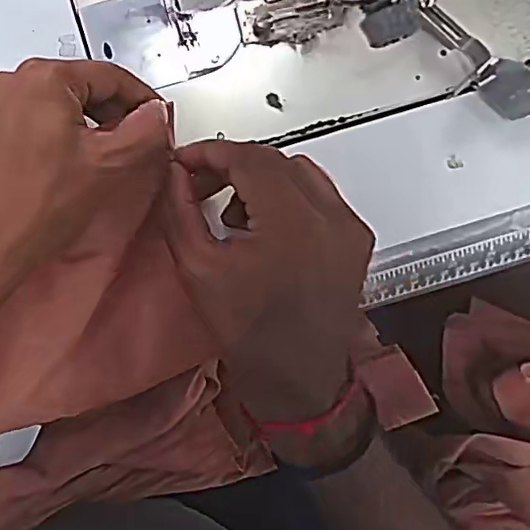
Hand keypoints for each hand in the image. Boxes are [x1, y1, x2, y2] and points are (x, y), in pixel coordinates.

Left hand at [0, 59, 170, 349]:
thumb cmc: (28, 212)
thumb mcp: (107, 167)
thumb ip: (144, 131)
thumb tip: (154, 115)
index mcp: (42, 79)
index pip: (109, 76)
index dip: (142, 100)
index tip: (154, 118)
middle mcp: (10, 85)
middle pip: (80, 87)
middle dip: (112, 113)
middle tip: (133, 141)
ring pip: (54, 106)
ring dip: (83, 128)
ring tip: (99, 161)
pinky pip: (30, 123)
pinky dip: (54, 139)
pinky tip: (64, 170)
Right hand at [158, 141, 375, 463]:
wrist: (295, 377)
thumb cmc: (249, 332)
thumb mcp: (197, 267)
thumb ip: (179, 211)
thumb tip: (175, 175)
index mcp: (292, 222)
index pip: (248, 158)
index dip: (209, 153)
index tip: (185, 160)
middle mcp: (330, 217)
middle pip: (273, 160)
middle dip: (230, 165)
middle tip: (198, 183)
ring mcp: (348, 227)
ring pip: (297, 172)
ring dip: (258, 178)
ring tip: (230, 210)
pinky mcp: (355, 239)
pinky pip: (317, 194)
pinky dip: (285, 195)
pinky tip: (262, 224)